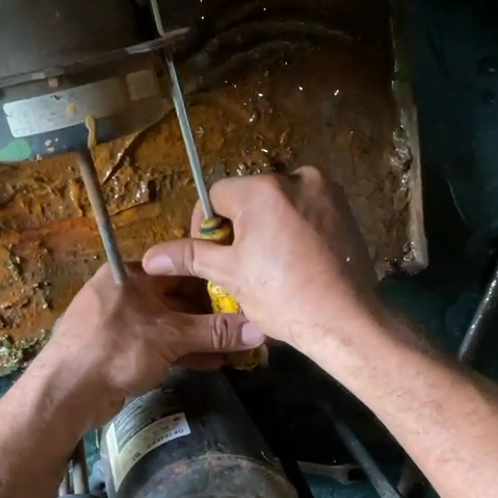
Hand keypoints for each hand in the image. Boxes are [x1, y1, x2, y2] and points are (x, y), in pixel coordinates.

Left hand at [29, 263, 263, 429]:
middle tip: (246, 328)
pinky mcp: (122, 351)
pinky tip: (212, 364)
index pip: (184, 269)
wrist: (66, 393)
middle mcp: (126, 292)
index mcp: (131, 274)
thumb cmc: (115, 350)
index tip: (246, 297)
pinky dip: (184, 353)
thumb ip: (215, 332)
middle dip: (211, 317)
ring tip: (235, 351)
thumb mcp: (171, 337)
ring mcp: (122, 323)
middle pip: (179, 299)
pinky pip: (160, 346)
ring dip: (201, 339)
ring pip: (171, 326)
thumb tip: (260, 329)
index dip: (216, 283)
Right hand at [140, 167, 381, 351]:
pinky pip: (307, 213)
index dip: (206, 226)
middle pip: (250, 198)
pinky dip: (296, 231)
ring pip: (280, 205)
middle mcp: (297, 177)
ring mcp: (327, 192)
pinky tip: (297, 264)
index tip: (212, 257)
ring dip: (268, 229)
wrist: (345, 320)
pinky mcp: (346, 210)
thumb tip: (151, 257)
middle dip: (240, 228)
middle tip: (241, 267)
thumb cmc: (282, 296)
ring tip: (270, 268)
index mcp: (264, 188)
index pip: (216, 194)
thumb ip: (191, 257)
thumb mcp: (230, 275)